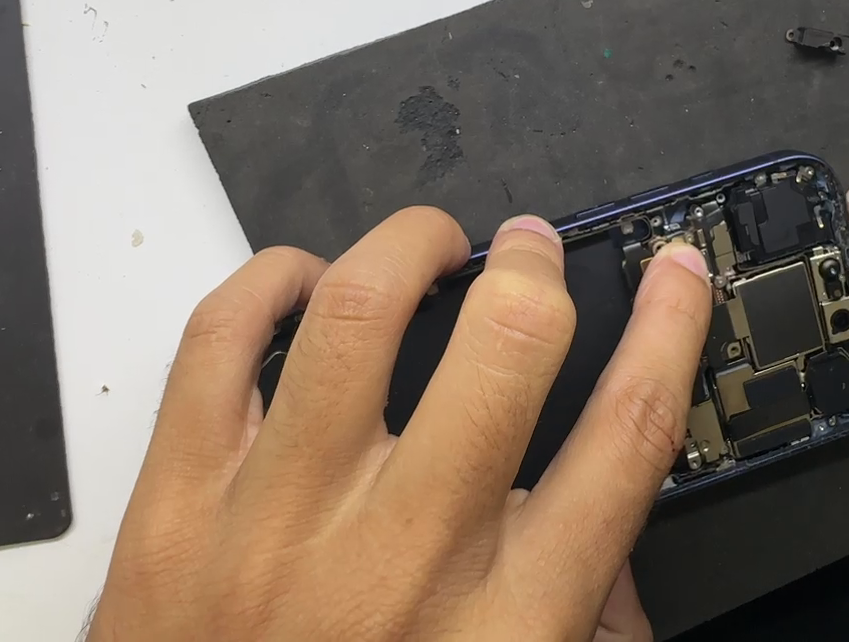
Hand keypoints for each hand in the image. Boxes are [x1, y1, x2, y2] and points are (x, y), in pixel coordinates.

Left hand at [87, 207, 712, 640]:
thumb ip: (589, 615)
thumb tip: (611, 487)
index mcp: (507, 626)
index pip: (624, 437)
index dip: (667, 331)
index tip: (675, 272)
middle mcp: (397, 559)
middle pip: (501, 350)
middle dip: (530, 270)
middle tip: (529, 248)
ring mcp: (273, 523)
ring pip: (355, 315)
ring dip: (408, 247)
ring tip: (430, 244)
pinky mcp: (173, 506)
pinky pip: (218, 340)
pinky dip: (271, 279)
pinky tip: (308, 279)